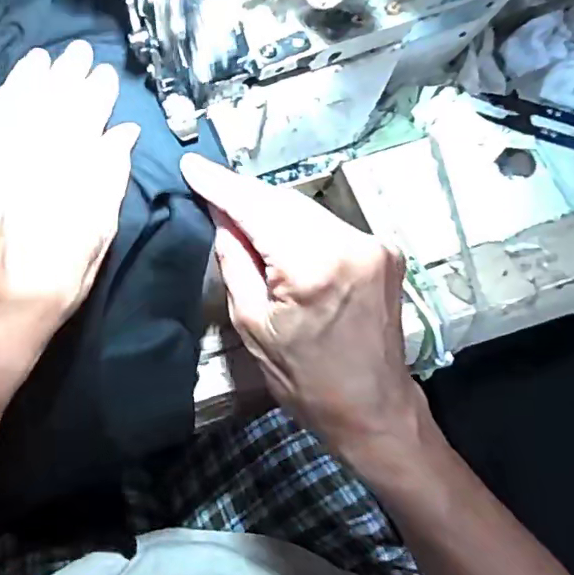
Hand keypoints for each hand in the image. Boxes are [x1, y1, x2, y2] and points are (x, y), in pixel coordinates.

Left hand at [0, 40, 139, 413]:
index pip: (81, 111)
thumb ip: (108, 174)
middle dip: (66, 73)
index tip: (105, 76)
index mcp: (60, 161)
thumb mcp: (96, 231)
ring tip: (44, 60)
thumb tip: (119, 135)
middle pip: (45, 98)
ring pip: (9, 100)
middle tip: (79, 53)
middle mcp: (18, 147)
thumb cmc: (53, 278)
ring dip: (29, 77)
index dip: (96, 90)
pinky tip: (7, 90)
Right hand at [180, 153, 422, 453]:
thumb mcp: (250, 322)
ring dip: (266, 205)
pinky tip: (271, 228)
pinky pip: (324, 223)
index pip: (256, 207)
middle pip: (281, 200)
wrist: (372, 409)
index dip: (219, 185)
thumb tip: (220, 216)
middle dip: (241, 192)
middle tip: (205, 184)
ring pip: (303, 208)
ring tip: (232, 207)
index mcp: (313, 265)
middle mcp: (350, 243)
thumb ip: (233, 259)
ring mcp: (373, 244)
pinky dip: (293, 221)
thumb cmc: (303, 378)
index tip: (191, 165)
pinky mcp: (382, 251)